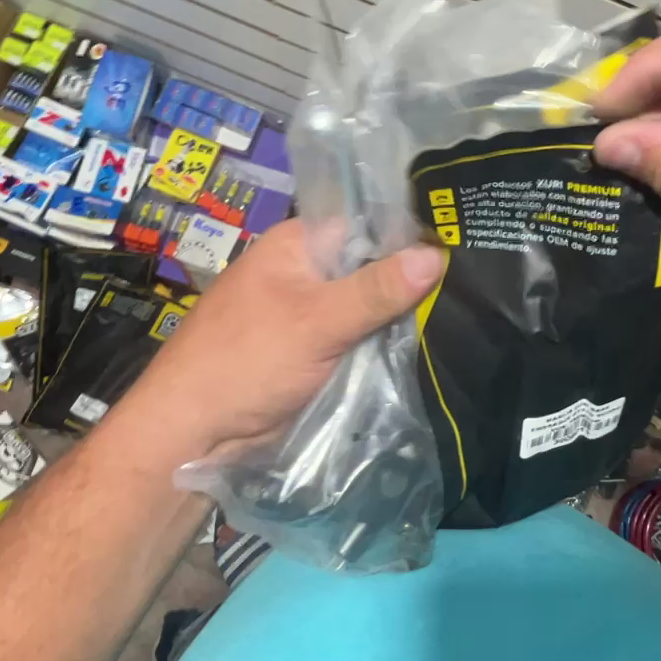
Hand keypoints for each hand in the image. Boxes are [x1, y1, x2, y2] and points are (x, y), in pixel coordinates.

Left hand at [112, 220, 444, 462]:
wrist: (192, 434)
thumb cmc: (247, 361)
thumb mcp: (317, 320)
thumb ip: (377, 289)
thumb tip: (438, 253)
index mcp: (297, 246)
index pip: (366, 226)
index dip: (410, 238)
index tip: (459, 250)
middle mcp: (303, 273)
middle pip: (369, 269)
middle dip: (409, 283)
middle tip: (469, 290)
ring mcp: (307, 314)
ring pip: (366, 308)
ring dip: (398, 319)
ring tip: (459, 318)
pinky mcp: (311, 352)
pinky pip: (356, 339)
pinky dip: (381, 345)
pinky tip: (423, 349)